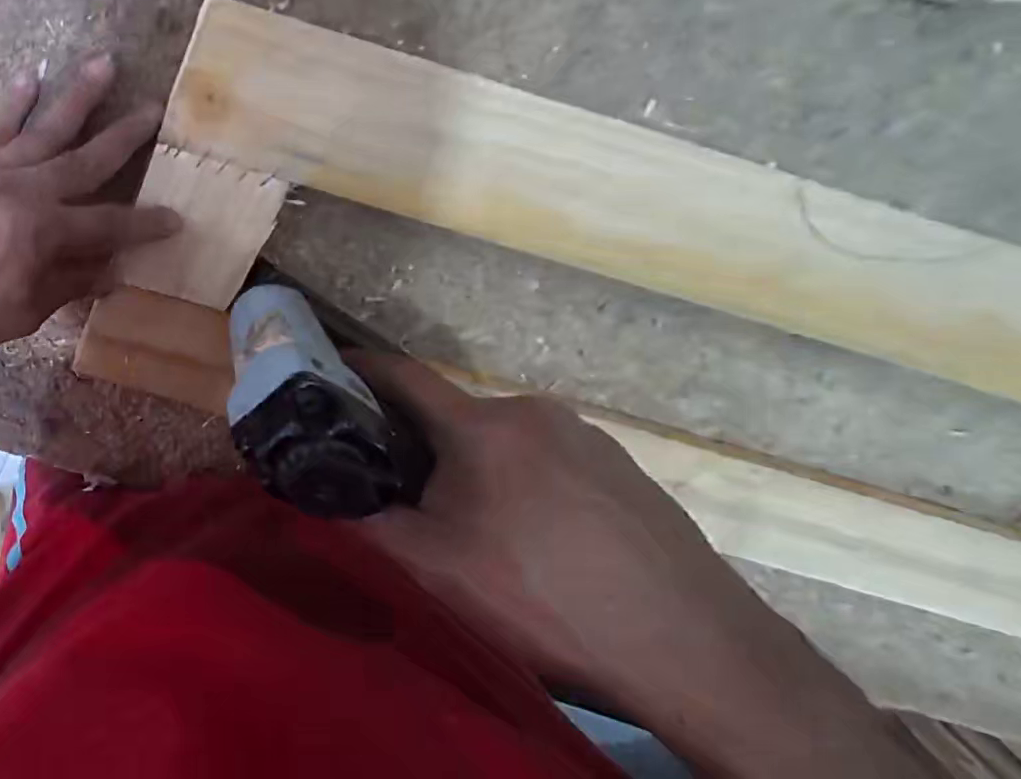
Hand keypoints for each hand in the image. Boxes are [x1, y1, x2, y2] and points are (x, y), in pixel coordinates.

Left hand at [0, 56, 180, 355]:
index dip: (146, 224)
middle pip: (88, 158)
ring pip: (46, 127)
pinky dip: (14, 102)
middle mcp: (27, 189)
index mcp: (46, 229)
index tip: (176, 218)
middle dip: (126, 135)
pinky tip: (30, 78)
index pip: (110, 224)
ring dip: (79, 96)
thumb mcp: (28, 310)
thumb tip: (114, 272)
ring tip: (104, 63)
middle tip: (154, 108)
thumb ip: (72, 283)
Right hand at [344, 353, 929, 778]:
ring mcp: (586, 436)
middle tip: (407, 487)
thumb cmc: (546, 598)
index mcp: (481, 425)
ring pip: (502, 436)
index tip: (329, 367)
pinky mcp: (625, 466)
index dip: (360, 366)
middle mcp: (532, 412)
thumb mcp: (435, 567)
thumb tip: (321, 498)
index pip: (402, 374)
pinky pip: (549, 455)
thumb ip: (367, 523)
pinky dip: (523, 476)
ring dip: (476, 461)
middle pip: (453, 413)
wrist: (699, 654)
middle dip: (422, 440)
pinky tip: (539, 533)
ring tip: (477, 519)